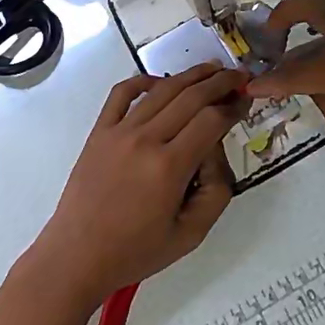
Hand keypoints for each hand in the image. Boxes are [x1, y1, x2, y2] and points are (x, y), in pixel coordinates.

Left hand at [32, 63, 248, 302]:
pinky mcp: (99, 131)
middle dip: (220, 82)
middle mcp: (145, 140)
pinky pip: (122, 93)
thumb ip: (216, 191)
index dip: (234, 107)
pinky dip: (144, 80)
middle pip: (191, 96)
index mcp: (170, 167)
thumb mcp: (191, 234)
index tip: (246, 102)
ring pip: (162, 90)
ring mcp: (119, 131)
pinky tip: (161, 80)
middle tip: (239, 77)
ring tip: (212, 68)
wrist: (77, 256)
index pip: (211, 120)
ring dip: (191, 75)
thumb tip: (215, 151)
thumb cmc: (136, 250)